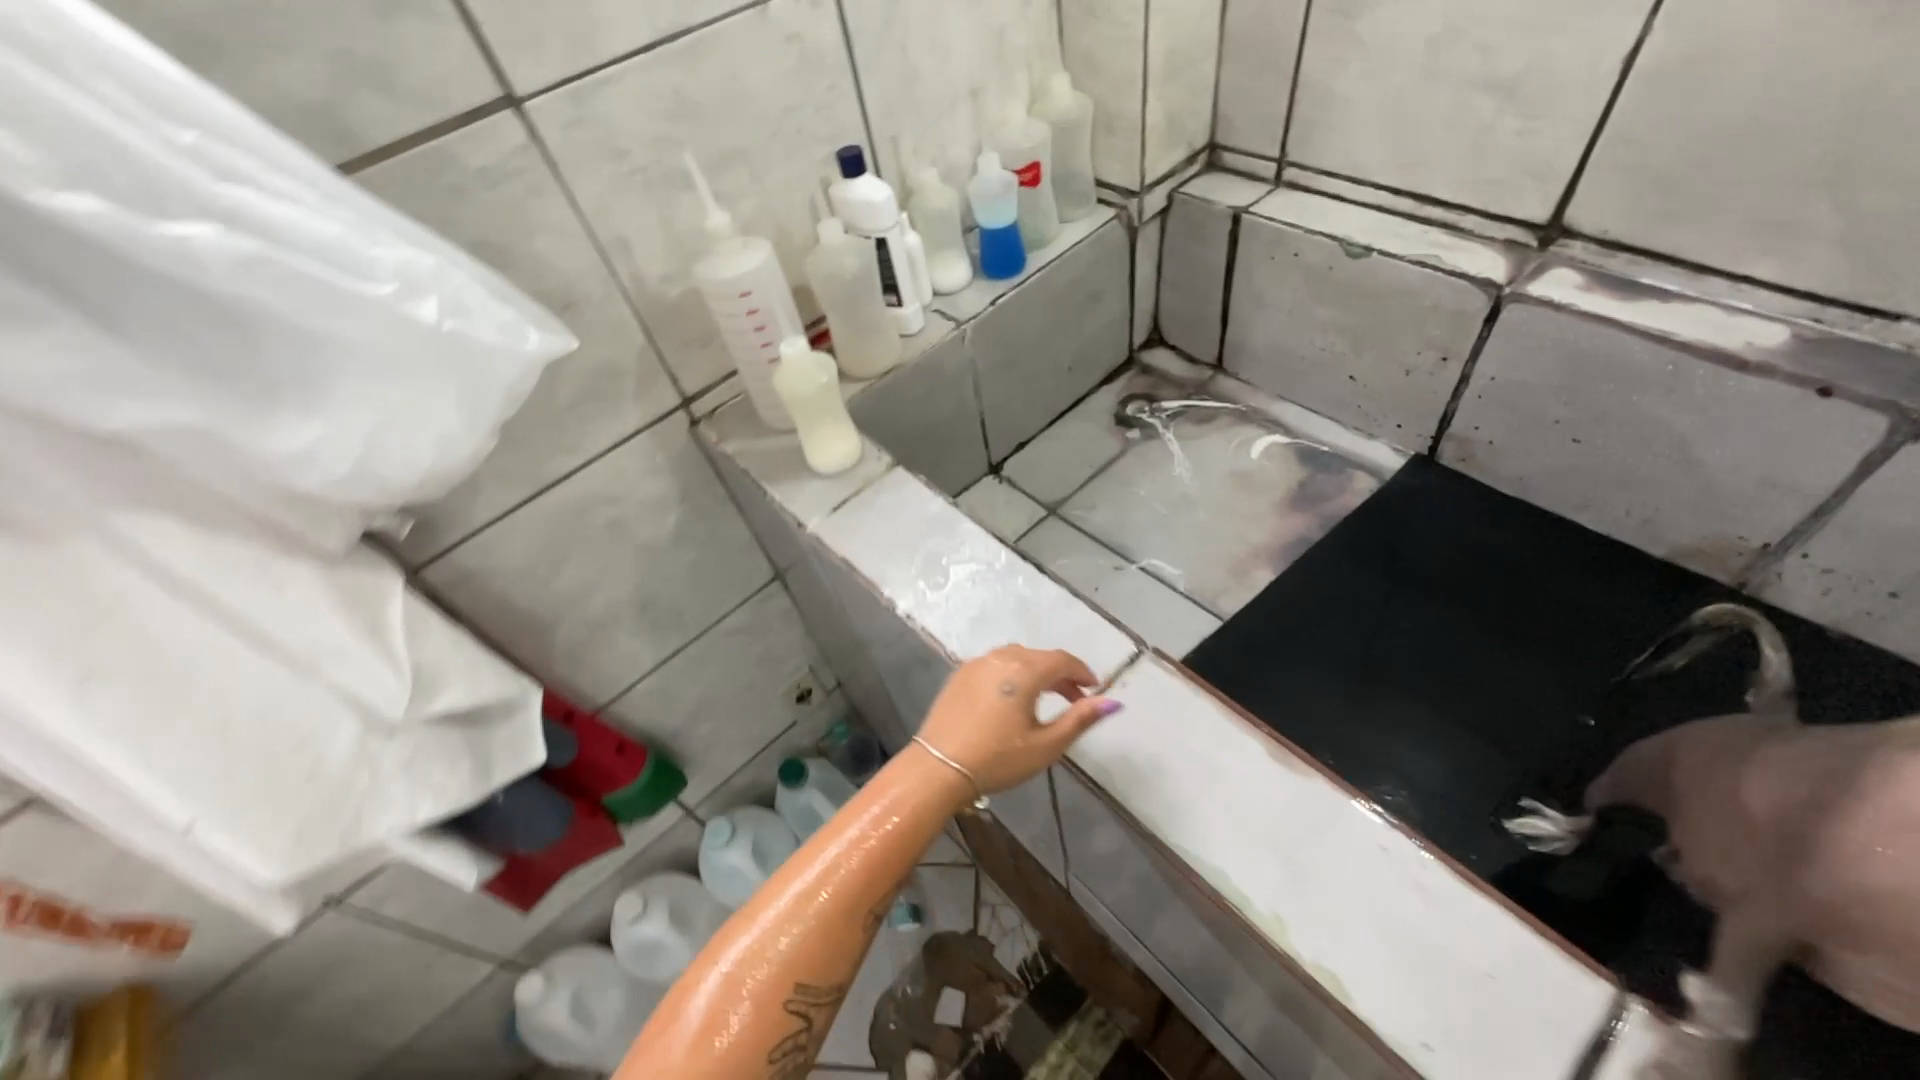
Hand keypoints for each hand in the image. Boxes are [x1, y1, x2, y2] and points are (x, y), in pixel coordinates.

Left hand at [914, 645, 1119, 795]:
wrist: (938, 768)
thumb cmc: (997, 760)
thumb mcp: (1045, 745)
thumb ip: (1079, 720)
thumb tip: (1112, 702)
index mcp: (1023, 671)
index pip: (1062, 660)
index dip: (1082, 672)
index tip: (1094, 689)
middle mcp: (1000, 658)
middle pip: (1039, 657)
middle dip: (1060, 674)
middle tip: (1075, 698)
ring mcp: (976, 664)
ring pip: (1015, 658)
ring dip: (1035, 672)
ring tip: (1045, 699)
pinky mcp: (959, 675)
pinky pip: (994, 666)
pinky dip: (1012, 675)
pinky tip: (1012, 699)